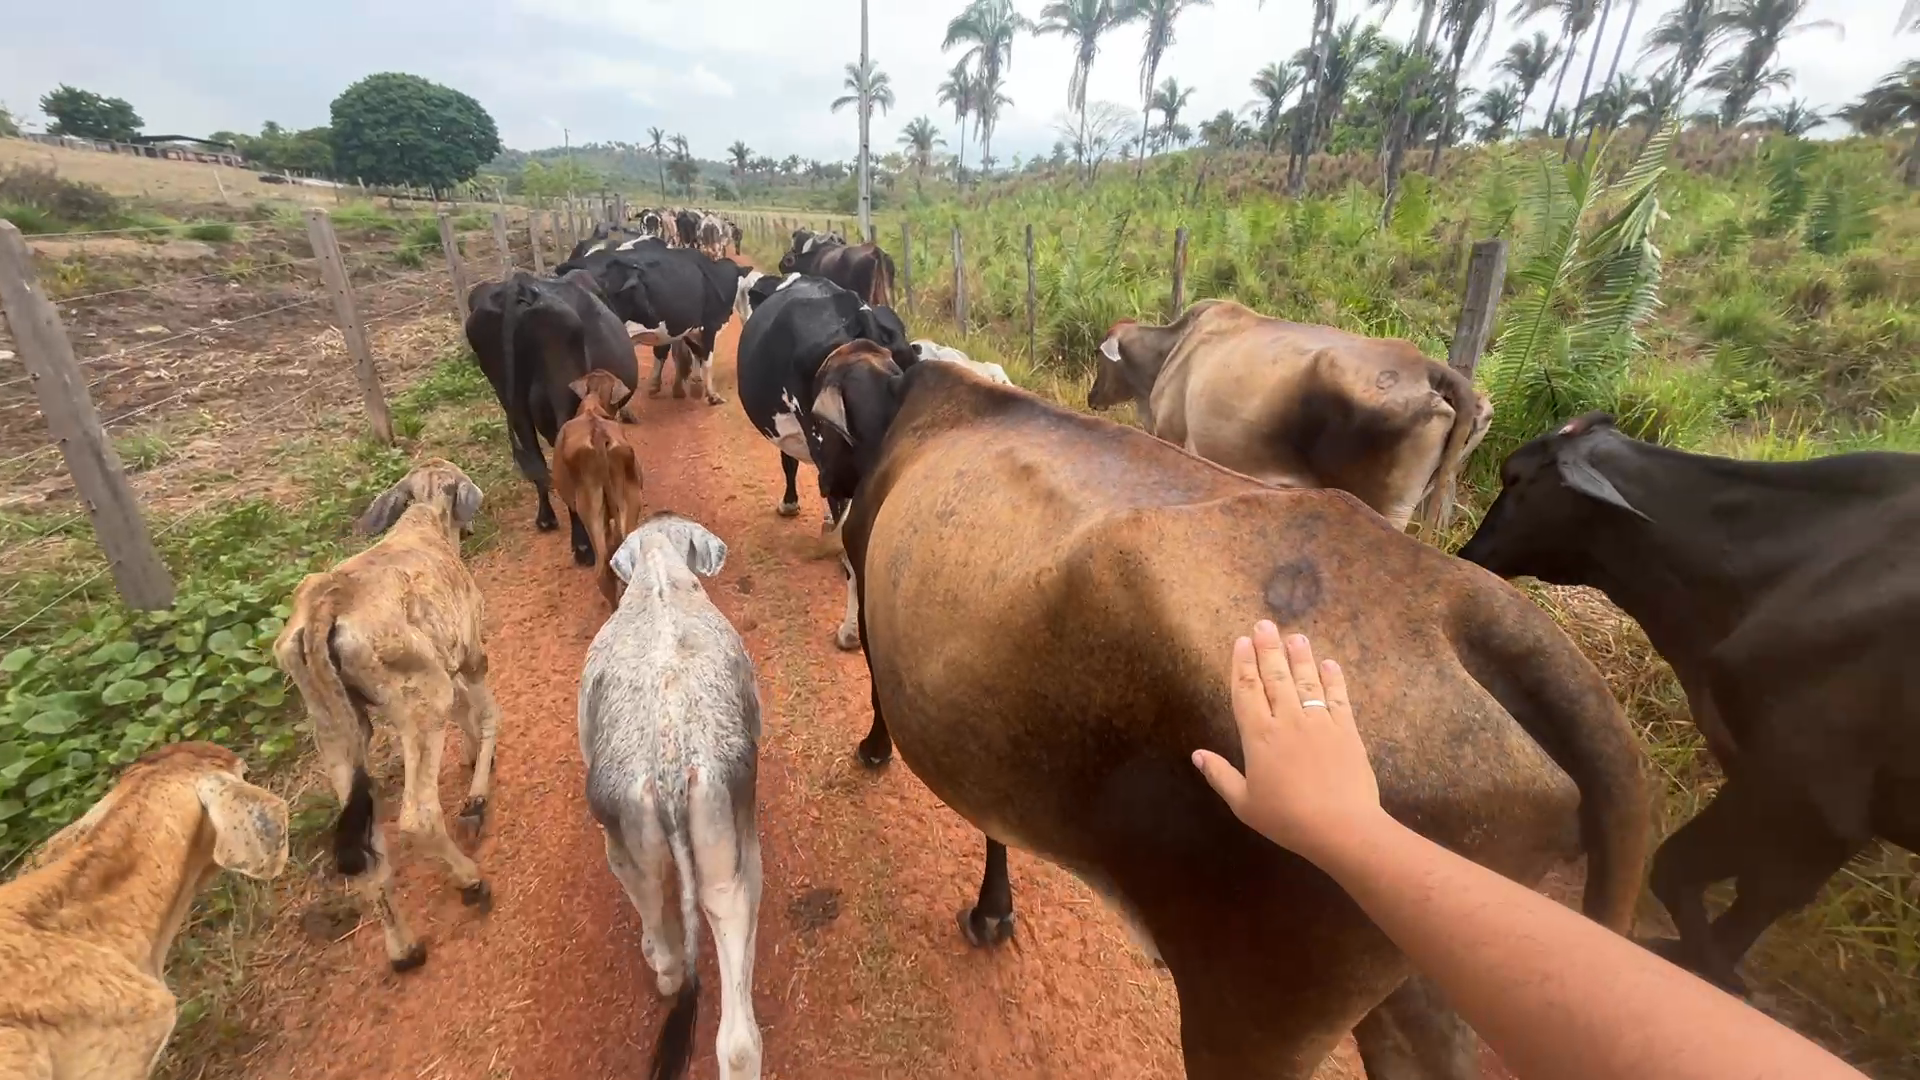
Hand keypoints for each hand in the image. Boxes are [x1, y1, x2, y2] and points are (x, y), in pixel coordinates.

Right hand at [1191, 622, 1384, 863]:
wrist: (1343, 829)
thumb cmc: (1287, 818)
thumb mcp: (1244, 804)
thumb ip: (1220, 776)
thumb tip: (1196, 754)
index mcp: (1258, 735)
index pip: (1246, 690)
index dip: (1242, 663)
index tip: (1241, 641)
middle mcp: (1286, 720)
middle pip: (1275, 676)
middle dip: (1268, 648)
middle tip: (1264, 624)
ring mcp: (1319, 723)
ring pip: (1305, 681)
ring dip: (1299, 656)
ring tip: (1294, 635)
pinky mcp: (1347, 731)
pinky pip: (1338, 698)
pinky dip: (1333, 679)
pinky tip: (1329, 663)